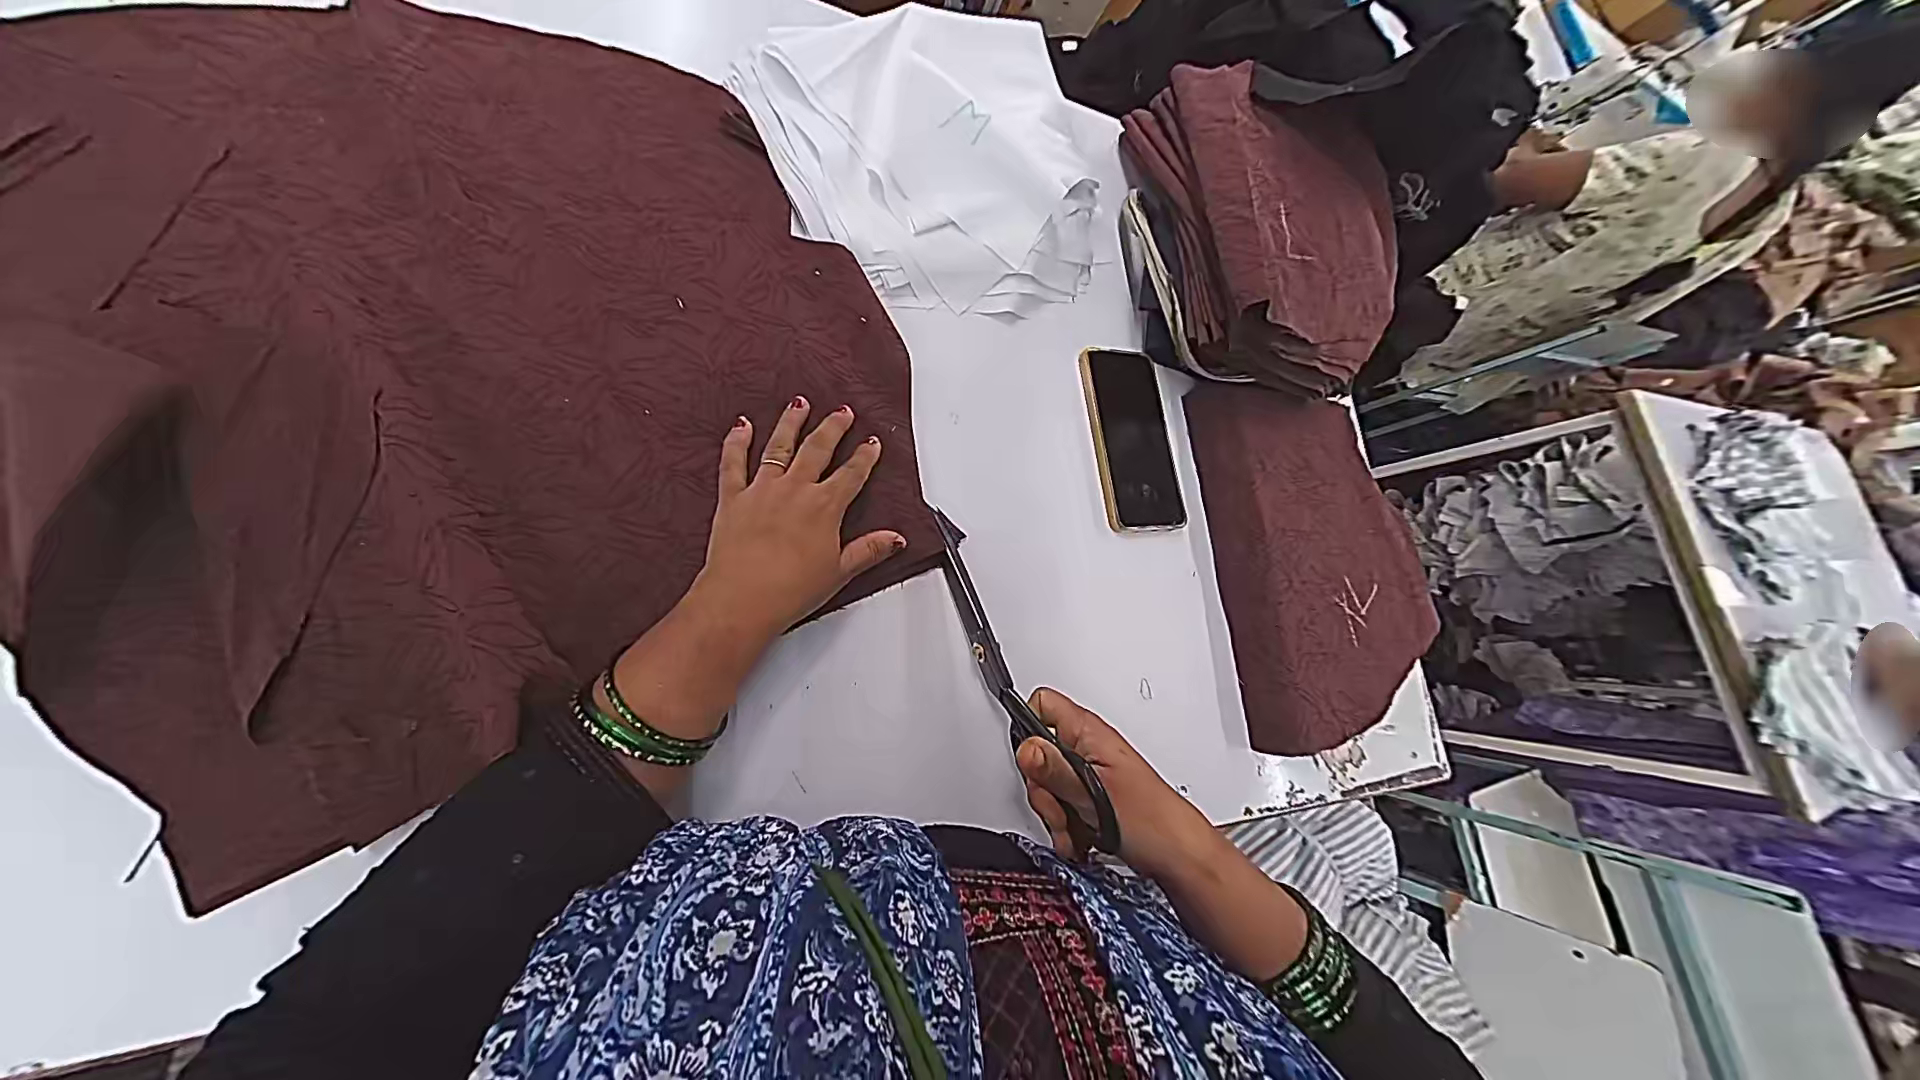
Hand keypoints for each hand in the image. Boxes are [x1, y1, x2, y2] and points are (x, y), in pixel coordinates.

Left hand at [691, 396, 906, 638]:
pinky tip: (742, 425)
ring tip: (800, 404)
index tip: (872, 444)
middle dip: (834, 428)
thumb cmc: (789, 589)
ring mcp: (762, 490)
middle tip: (843, 413)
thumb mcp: (839, 571)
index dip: (865, 457)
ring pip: (779, 446)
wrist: (741, 598)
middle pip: (818, 449)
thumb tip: (894, 539)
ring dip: (791, 422)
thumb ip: (868, 550)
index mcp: (825, 506)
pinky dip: (736, 442)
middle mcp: (795, 490)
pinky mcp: (733, 498)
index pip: (851, 474)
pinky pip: (733, 462)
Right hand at [1018, 687, 1311, 981]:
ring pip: (1046, 782)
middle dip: (1042, 786)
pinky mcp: (1090, 796)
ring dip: (1054, 812)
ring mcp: (1089, 772)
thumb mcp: (1095, 794)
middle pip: (1037, 751)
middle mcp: (1087, 746)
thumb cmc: (1154, 821)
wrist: (1180, 855)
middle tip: (1059, 804)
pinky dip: (1063, 824)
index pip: (1042, 704)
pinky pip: (1060, 803)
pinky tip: (1078, 836)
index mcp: (1088, 731)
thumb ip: (1056, 770)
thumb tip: (1026, 749)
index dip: (1028, 728)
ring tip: (1074, 827)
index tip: (1032, 762)